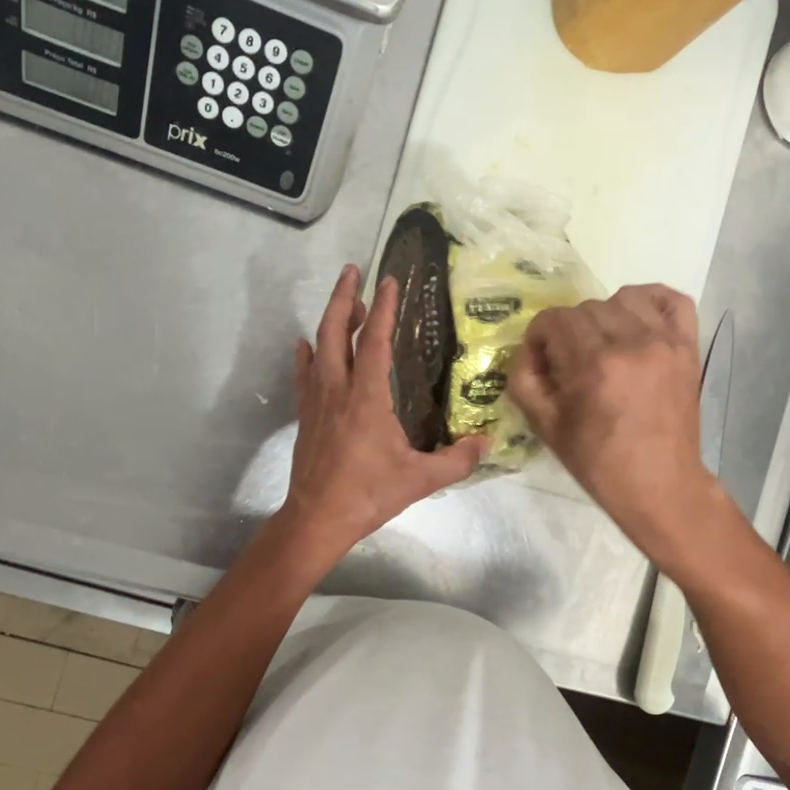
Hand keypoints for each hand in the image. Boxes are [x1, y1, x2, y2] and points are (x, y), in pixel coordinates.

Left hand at [282, 265, 487, 550]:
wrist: (317, 518)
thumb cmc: (369, 495)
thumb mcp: (420, 479)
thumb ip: (456, 460)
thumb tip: (486, 443)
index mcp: (366, 396)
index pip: (374, 340)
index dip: (383, 308)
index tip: (389, 281)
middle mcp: (337, 389)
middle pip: (335, 330)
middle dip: (343, 297)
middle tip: (352, 271)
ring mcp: (316, 401)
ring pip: (318, 347)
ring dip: (330, 320)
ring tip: (345, 304)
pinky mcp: (305, 416)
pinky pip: (303, 374)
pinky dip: (306, 354)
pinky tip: (305, 345)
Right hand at [508, 284, 719, 549]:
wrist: (659, 484)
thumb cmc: (597, 461)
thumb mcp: (544, 427)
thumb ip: (525, 380)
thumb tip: (530, 350)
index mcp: (594, 365)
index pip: (554, 319)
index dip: (539, 338)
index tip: (543, 363)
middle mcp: (632, 344)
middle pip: (586, 307)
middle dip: (569, 331)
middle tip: (571, 364)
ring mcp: (666, 341)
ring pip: (624, 297)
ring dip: (606, 316)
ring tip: (605, 346)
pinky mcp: (688, 346)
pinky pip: (672, 299)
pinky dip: (651, 303)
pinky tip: (637, 326)